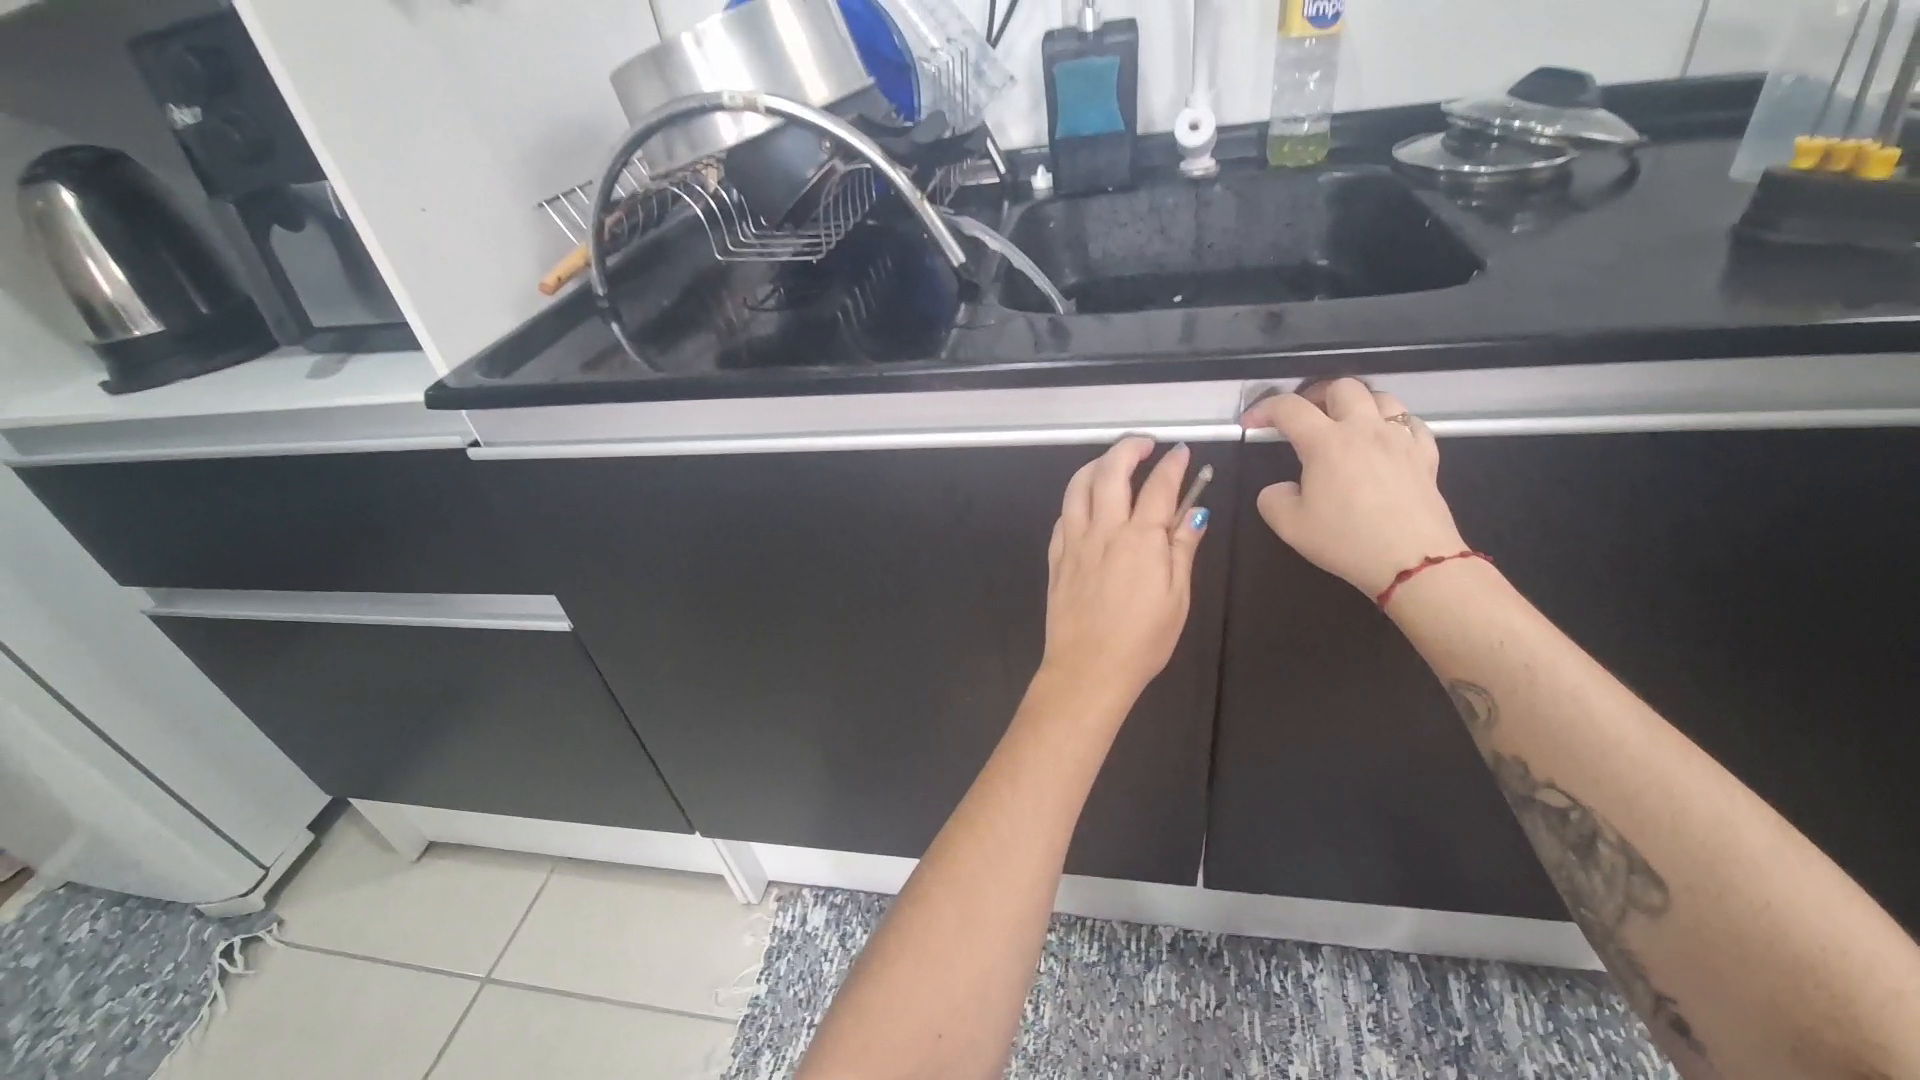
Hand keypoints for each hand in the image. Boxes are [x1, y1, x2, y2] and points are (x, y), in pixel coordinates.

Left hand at [1042, 438, 1208, 697]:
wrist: (1087, 669)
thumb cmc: (1142, 641)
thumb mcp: (1177, 598)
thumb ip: (1183, 549)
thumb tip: (1196, 512)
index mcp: (1141, 539)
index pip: (1159, 487)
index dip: (1173, 465)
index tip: (1182, 452)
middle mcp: (1105, 530)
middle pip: (1112, 471)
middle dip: (1129, 448)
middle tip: (1146, 444)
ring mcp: (1075, 542)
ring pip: (1079, 486)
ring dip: (1096, 465)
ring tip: (1112, 462)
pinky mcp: (1056, 557)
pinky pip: (1063, 515)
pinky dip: (1076, 498)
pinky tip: (1085, 502)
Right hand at [1242, 378, 1466, 597]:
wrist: (1411, 561)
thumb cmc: (1346, 540)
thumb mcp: (1290, 526)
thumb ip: (1272, 499)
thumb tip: (1281, 488)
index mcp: (1326, 442)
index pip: (1289, 407)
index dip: (1264, 408)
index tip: (1252, 423)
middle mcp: (1364, 429)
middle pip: (1342, 387)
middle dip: (1317, 396)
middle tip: (1306, 418)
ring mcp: (1400, 439)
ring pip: (1382, 396)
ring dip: (1359, 403)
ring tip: (1347, 424)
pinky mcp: (1426, 455)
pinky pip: (1411, 423)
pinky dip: (1394, 424)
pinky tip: (1386, 441)